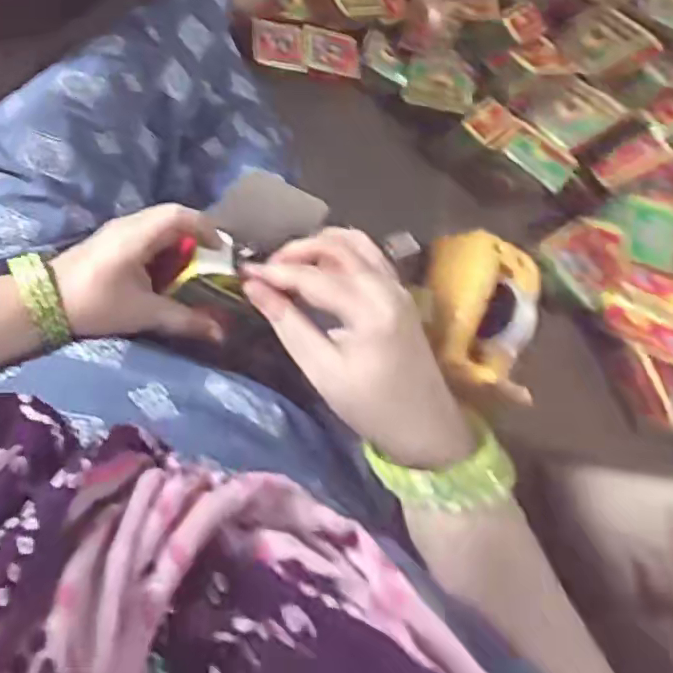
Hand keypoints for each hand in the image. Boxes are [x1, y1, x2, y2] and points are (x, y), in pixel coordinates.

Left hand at [51, 205, 226, 341]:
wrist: (44, 301)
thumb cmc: (96, 303)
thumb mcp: (143, 313)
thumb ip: (184, 320)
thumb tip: (220, 332)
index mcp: (138, 233)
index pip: (180, 214)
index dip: (206, 228)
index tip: (222, 251)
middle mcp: (128, 224)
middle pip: (170, 216)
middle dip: (195, 236)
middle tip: (211, 261)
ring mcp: (115, 230)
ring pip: (156, 225)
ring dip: (176, 242)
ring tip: (190, 270)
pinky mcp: (107, 241)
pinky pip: (143, 234)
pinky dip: (160, 247)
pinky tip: (163, 273)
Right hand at [242, 228, 476, 468]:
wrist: (428, 430)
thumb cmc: (372, 407)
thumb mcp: (322, 370)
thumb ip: (287, 323)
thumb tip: (253, 288)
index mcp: (370, 310)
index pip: (311, 276)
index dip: (273, 271)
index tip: (243, 273)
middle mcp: (387, 288)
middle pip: (334, 246)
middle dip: (294, 252)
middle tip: (266, 272)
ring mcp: (396, 286)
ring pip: (352, 242)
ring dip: (317, 245)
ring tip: (289, 267)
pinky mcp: (398, 291)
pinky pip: (366, 253)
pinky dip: (337, 251)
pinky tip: (318, 270)